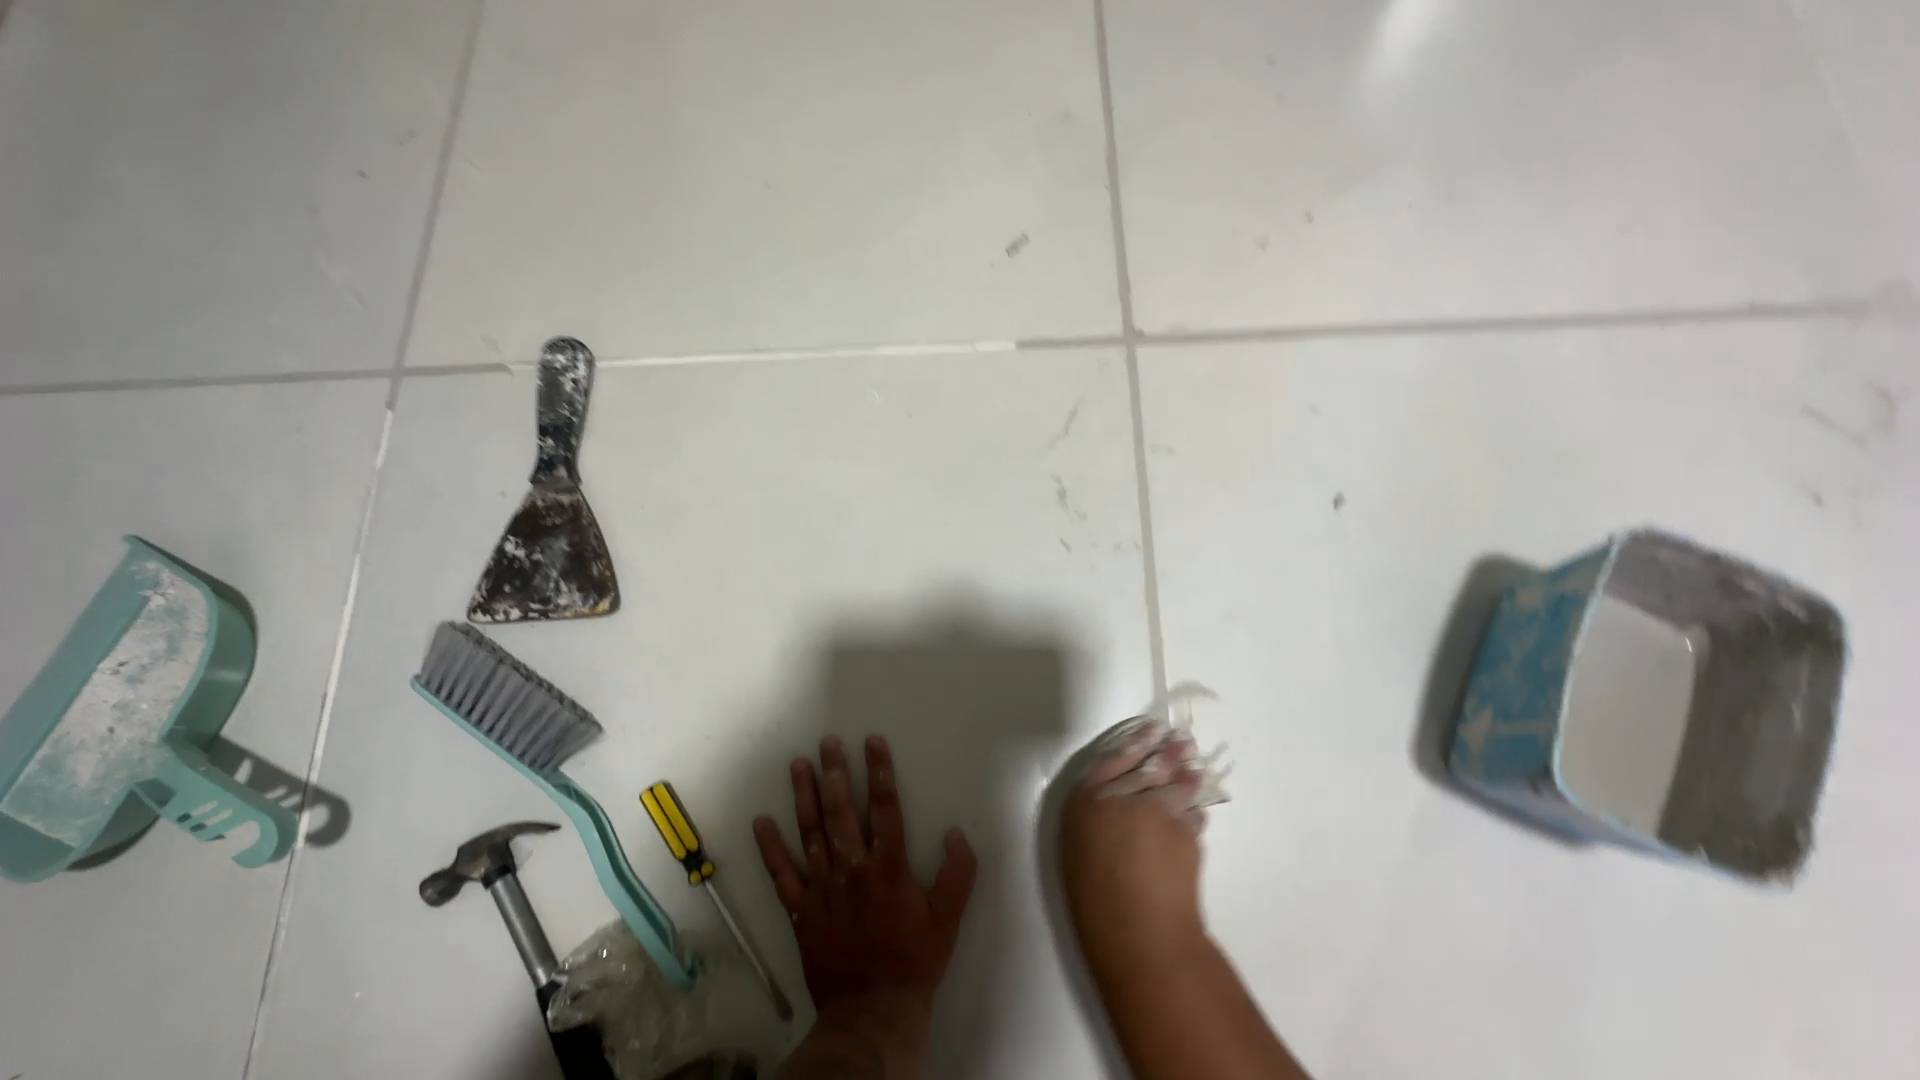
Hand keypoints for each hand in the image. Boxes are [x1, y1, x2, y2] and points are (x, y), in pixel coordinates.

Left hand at [755, 736, 976, 1074]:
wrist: (872, 1008)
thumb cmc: (914, 960)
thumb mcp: (948, 918)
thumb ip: (958, 874)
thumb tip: (956, 834)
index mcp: (889, 867)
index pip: (885, 807)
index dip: (879, 771)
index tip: (872, 742)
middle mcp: (853, 869)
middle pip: (841, 811)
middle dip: (835, 773)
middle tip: (827, 742)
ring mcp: (823, 888)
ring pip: (810, 833)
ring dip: (803, 796)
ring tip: (798, 764)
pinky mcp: (802, 910)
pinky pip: (782, 874)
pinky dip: (770, 848)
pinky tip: (761, 822)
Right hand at [1061, 719, 1207, 947]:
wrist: (1136, 929)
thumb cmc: (1093, 896)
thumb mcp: (1078, 847)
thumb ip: (1098, 816)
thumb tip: (1120, 805)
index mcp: (1086, 799)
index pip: (1112, 759)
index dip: (1134, 742)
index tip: (1150, 729)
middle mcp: (1122, 795)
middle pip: (1149, 765)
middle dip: (1167, 751)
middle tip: (1182, 740)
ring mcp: (1158, 809)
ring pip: (1176, 784)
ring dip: (1187, 774)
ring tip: (1195, 766)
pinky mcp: (1186, 829)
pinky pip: (1192, 816)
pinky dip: (1195, 813)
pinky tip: (1197, 813)